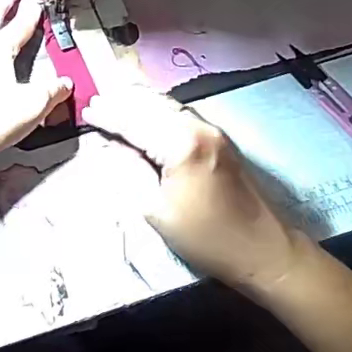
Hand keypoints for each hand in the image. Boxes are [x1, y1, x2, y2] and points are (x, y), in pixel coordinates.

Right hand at [83, 84, 313, 297]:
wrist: (264, 251)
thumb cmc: (207, 238)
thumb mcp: (156, 210)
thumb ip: (131, 171)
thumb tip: (112, 146)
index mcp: (181, 145)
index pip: (134, 121)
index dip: (109, 116)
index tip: (87, 112)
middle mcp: (198, 128)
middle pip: (152, 105)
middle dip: (122, 101)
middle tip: (97, 101)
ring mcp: (213, 131)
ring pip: (168, 105)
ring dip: (140, 102)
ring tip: (115, 99)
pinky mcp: (220, 139)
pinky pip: (181, 113)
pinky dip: (158, 108)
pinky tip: (147, 111)